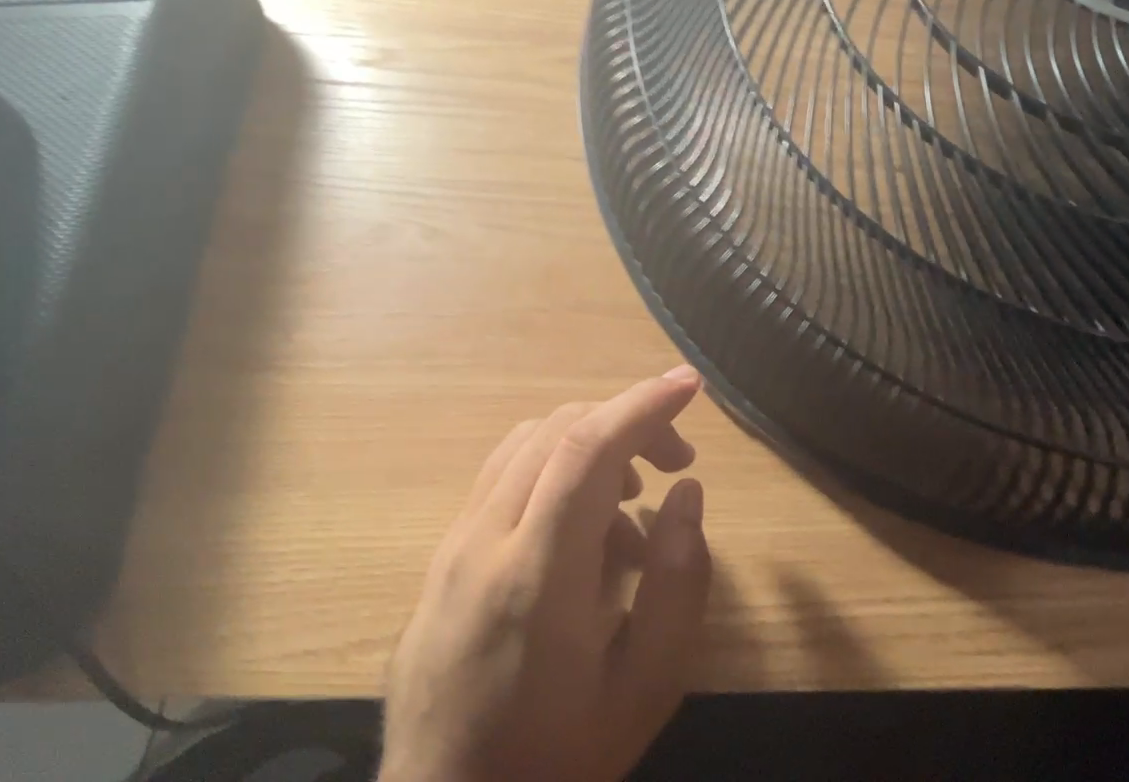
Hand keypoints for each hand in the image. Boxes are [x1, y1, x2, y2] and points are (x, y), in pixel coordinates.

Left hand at [380, 366, 711, 781]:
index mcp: (536, 577)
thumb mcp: (646, 685)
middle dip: (627, 422)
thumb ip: (678, 582)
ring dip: (590, 444)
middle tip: (677, 462)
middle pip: (555, 433)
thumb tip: (686, 493)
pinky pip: (502, 478)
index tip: (689, 384)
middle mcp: (482, 544)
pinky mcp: (439, 560)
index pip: (586, 450)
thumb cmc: (559, 755)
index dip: (642, 404)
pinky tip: (585, 527)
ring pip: (523, 446)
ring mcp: (451, 549)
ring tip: (633, 500)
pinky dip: (555, 469)